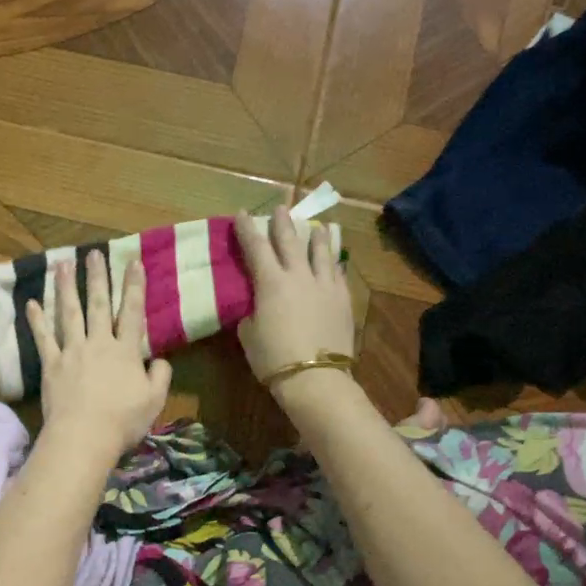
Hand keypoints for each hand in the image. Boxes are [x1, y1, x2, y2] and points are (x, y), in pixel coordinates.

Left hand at [26, 252, 172, 460]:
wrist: (84, 435)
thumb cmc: (123, 421)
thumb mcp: (155, 401)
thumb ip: (160, 376)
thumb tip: (159, 360)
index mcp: (126, 351)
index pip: (132, 312)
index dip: (134, 286)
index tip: (133, 262)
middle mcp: (99, 343)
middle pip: (99, 304)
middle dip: (97, 277)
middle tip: (93, 253)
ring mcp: (72, 351)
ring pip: (69, 313)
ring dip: (66, 287)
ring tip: (62, 265)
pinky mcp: (51, 365)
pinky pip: (43, 338)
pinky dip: (37, 320)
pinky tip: (31, 303)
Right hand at [235, 207, 354, 393]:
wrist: (315, 377)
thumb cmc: (273, 358)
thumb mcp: (249, 334)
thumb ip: (251, 313)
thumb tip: (256, 306)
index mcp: (270, 283)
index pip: (255, 247)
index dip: (247, 229)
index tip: (242, 213)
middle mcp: (298, 275)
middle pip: (290, 241)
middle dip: (282, 223)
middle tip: (280, 208)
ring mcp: (324, 285)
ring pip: (321, 251)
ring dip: (317, 235)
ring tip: (318, 224)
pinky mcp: (343, 299)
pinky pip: (338, 271)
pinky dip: (334, 259)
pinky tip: (335, 257)